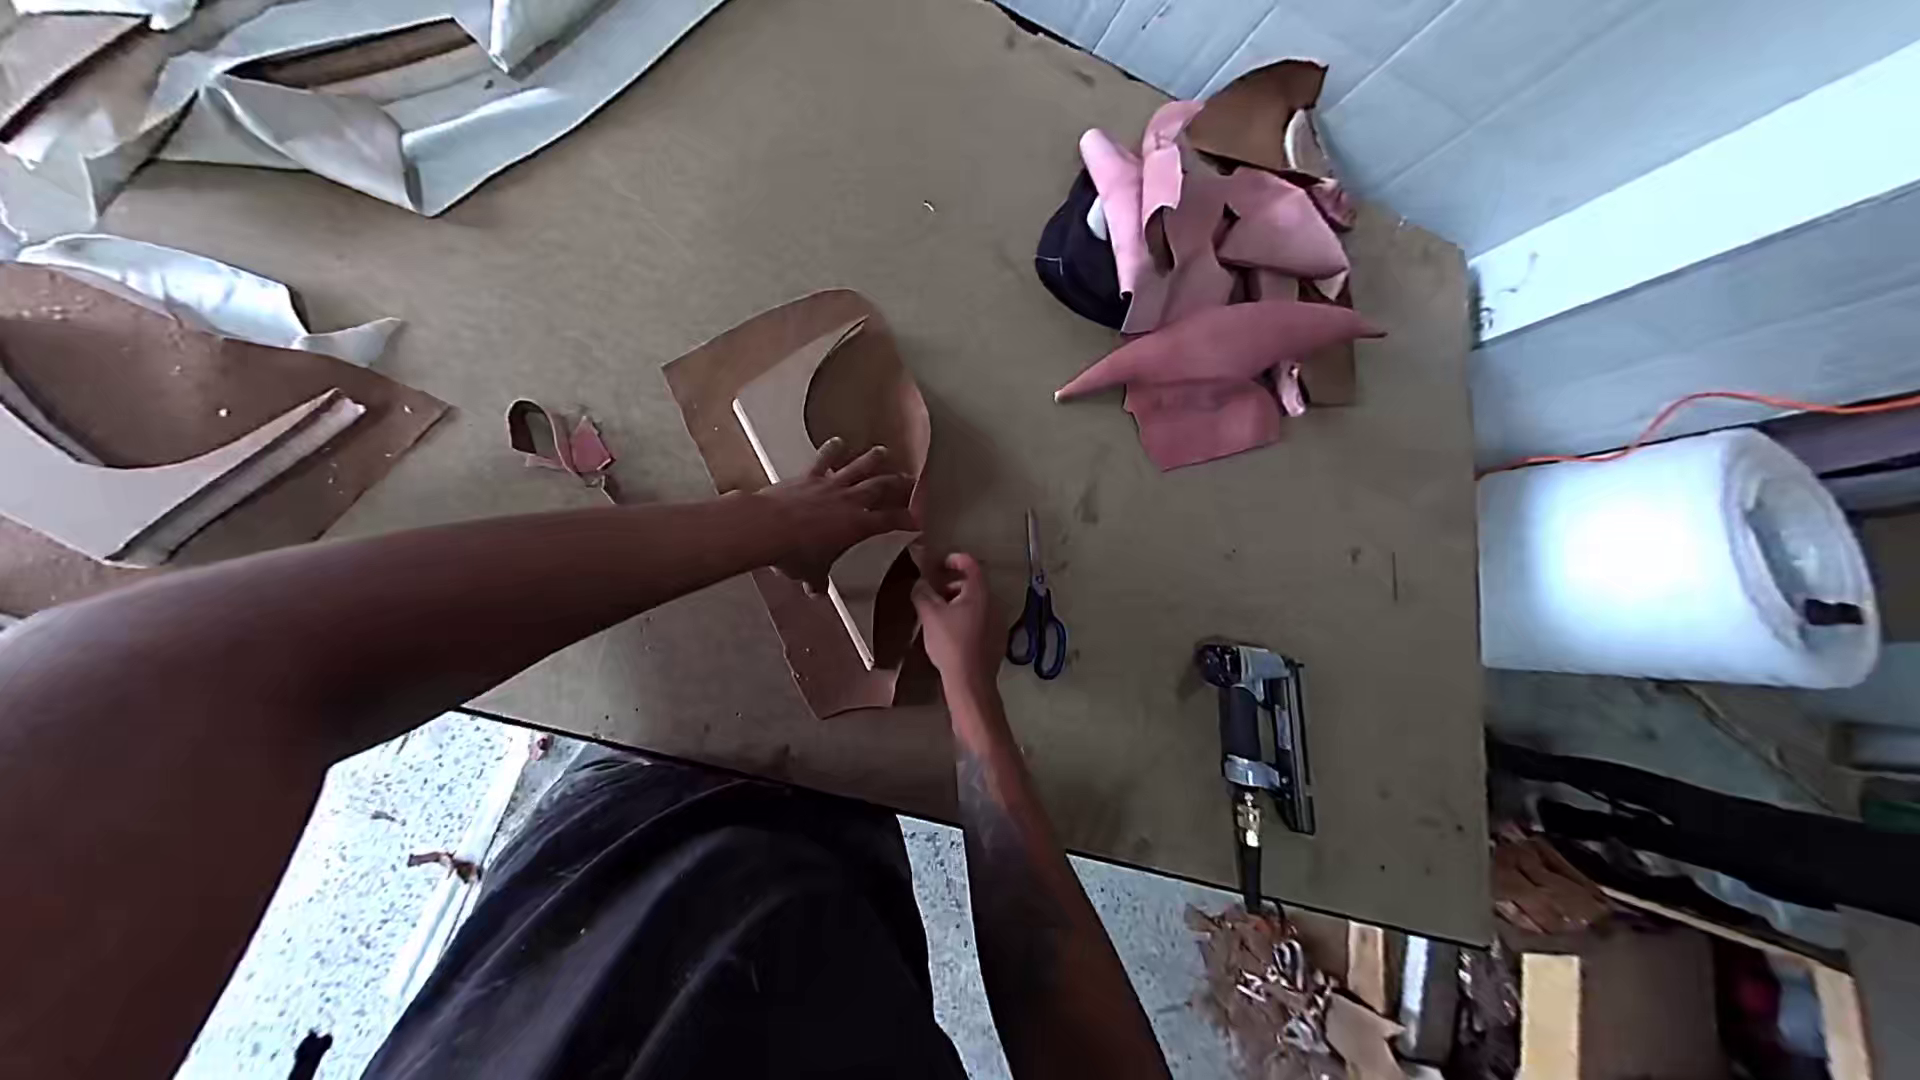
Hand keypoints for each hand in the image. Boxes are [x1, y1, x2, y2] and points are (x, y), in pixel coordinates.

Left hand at [761, 437, 916, 593]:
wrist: (768, 529)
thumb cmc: (794, 552)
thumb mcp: (811, 571)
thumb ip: (818, 580)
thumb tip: (816, 591)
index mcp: (858, 526)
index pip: (891, 521)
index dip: (907, 519)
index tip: (916, 519)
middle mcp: (850, 501)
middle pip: (881, 487)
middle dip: (899, 483)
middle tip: (910, 479)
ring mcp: (831, 485)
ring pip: (859, 467)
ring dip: (873, 459)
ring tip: (883, 451)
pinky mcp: (809, 476)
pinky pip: (824, 459)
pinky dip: (832, 449)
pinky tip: (838, 441)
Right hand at [911, 552, 1002, 691]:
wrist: (970, 681)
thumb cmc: (950, 644)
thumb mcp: (929, 615)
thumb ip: (922, 593)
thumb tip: (920, 583)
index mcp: (979, 592)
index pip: (970, 564)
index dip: (954, 559)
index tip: (940, 563)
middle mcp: (994, 603)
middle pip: (973, 584)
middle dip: (952, 585)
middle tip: (934, 594)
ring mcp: (999, 621)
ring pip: (978, 603)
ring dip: (959, 602)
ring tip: (941, 615)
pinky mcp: (998, 638)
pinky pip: (982, 618)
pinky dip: (968, 617)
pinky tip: (954, 632)